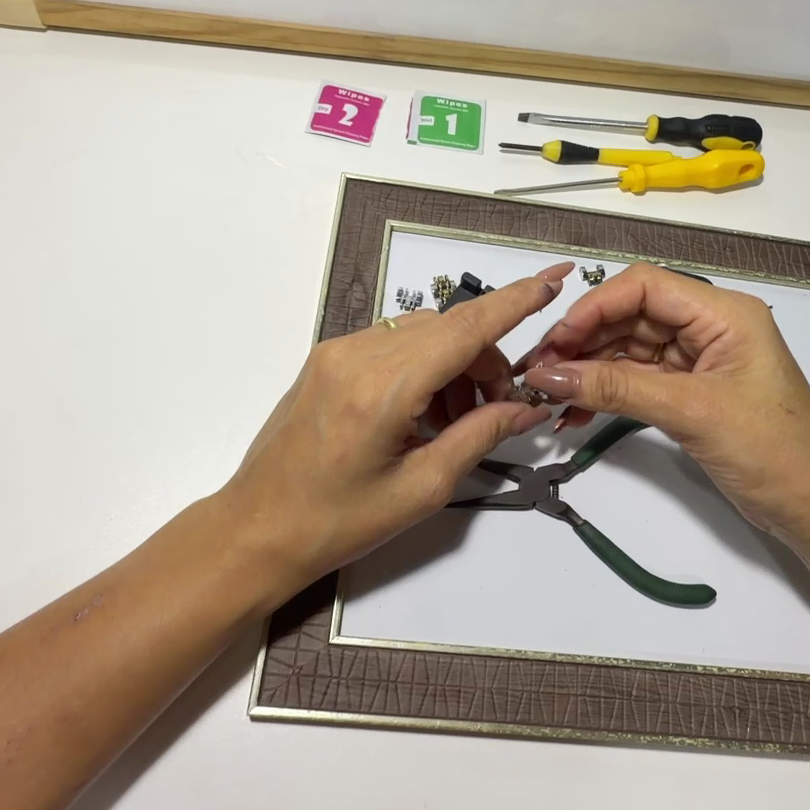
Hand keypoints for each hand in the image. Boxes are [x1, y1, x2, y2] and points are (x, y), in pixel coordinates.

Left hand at [217, 262, 573, 591]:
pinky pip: (393, 344)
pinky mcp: (326, 359)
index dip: (514, 302)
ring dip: (455, 363)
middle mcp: (357, 354)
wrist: (256, 529)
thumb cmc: (337, 522)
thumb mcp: (421, 488)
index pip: (464, 328)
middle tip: (500, 406)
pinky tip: (424, 411)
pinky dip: (423, 366)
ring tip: (456, 420)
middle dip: (486, 358)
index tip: (553, 280)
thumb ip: (480, 435)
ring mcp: (336, 352)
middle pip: (447, 329)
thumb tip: (528, 406)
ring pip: (421, 333)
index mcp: (382, 388)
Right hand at [519, 263, 809, 543]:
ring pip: (627, 349)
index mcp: (723, 313)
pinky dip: (605, 393)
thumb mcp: (690, 412)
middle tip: (540, 372)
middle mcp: (708, 327)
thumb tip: (550, 374)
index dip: (594, 307)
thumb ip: (617, 388)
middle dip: (583, 341)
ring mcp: (697, 360)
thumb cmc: (774, 452)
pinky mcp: (689, 391)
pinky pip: (635, 380)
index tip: (556, 341)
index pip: (643, 287)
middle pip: (629, 316)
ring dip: (588, 371)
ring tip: (549, 395)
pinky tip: (576, 413)